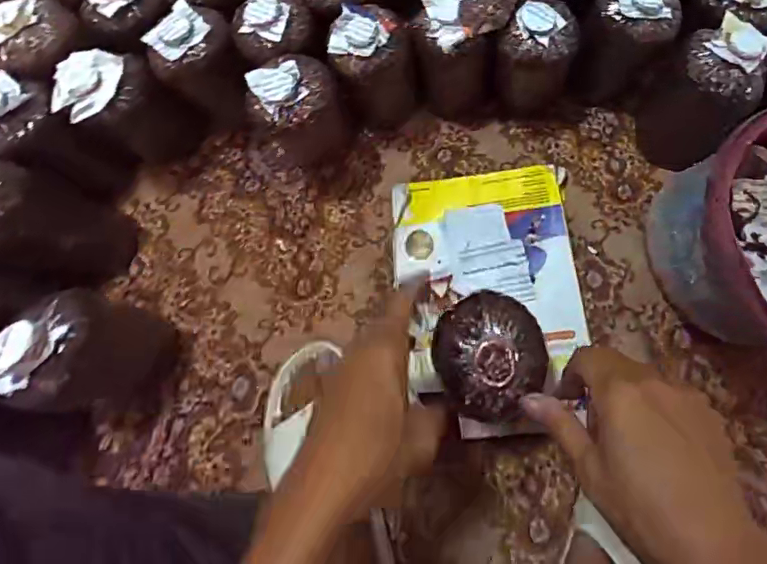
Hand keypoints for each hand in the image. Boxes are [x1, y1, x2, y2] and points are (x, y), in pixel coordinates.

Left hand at [246, 282, 446, 563]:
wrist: (318, 491)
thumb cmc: (375, 453)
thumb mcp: (421, 438)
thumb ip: (438, 415)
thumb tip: (448, 405)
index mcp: (383, 348)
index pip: (399, 303)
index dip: (414, 287)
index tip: (428, 275)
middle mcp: (359, 350)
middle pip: (382, 320)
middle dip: (403, 315)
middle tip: (429, 317)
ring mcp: (339, 370)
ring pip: (368, 342)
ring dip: (387, 341)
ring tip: (412, 350)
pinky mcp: (328, 392)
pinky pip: (357, 363)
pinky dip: (374, 363)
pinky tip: (387, 385)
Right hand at [521, 348, 766, 563]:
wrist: (711, 539)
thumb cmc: (640, 508)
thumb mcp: (590, 471)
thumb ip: (561, 426)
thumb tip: (529, 398)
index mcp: (619, 389)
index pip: (587, 355)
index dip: (571, 373)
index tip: (567, 402)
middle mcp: (653, 378)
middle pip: (618, 363)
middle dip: (601, 385)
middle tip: (596, 427)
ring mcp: (685, 391)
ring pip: (648, 378)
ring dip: (632, 395)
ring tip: (632, 440)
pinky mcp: (708, 409)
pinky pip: (675, 395)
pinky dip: (661, 408)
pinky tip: (666, 448)